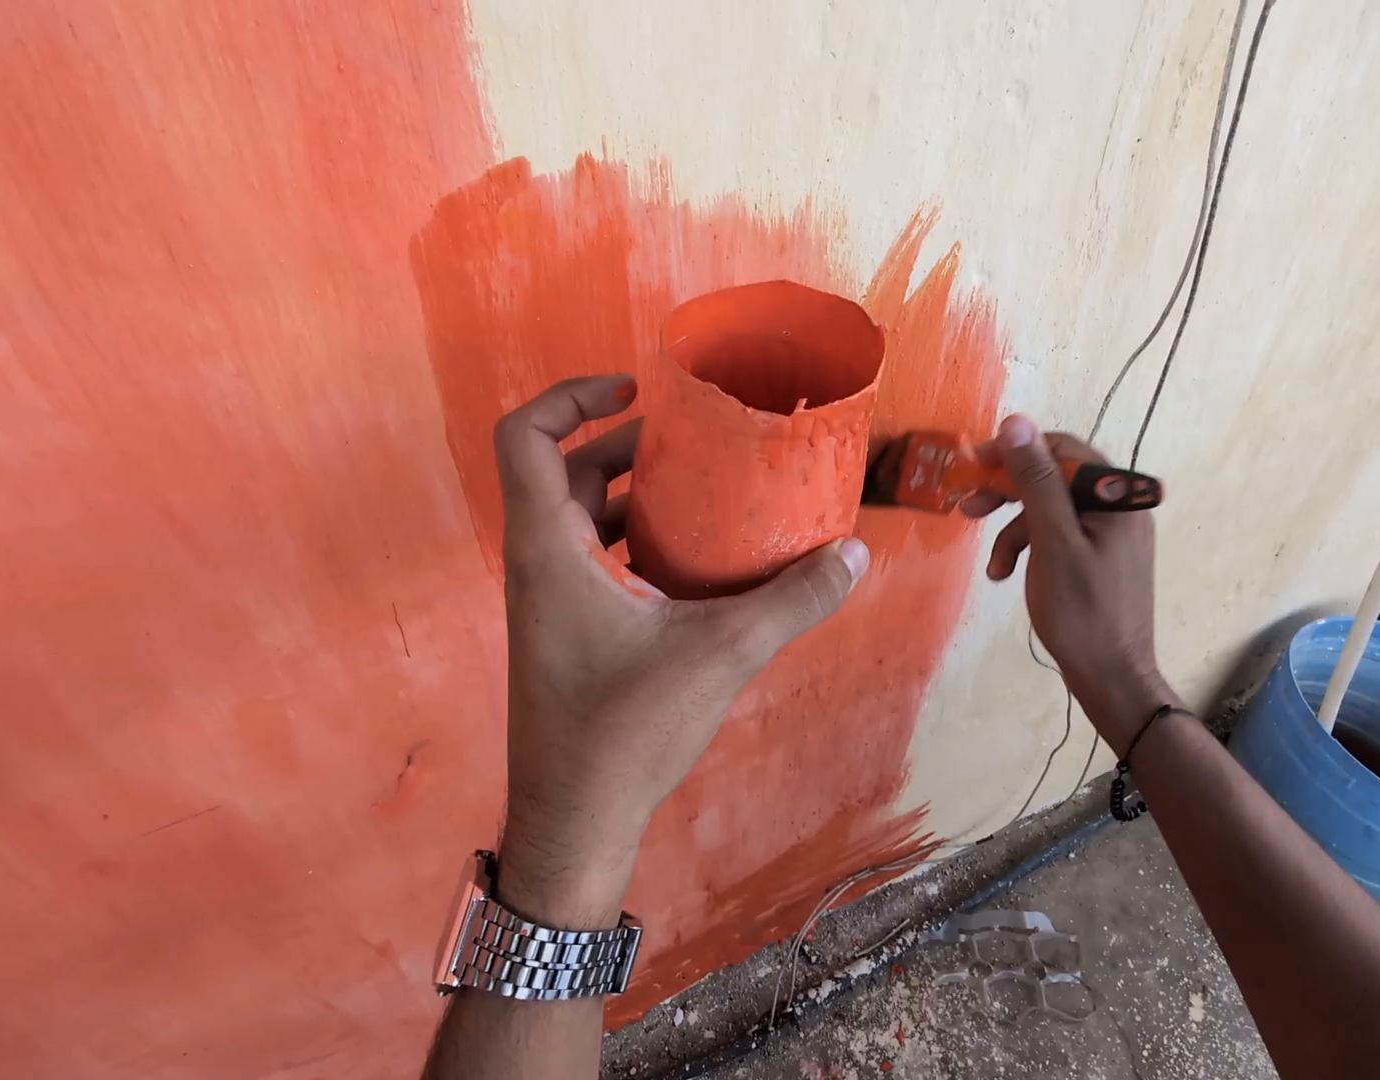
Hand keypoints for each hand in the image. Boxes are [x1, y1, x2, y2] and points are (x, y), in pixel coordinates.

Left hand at [492, 375, 868, 924]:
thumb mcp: (722, 654)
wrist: (575, 822)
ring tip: (698, 491)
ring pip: (578, 519)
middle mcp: (538, 566)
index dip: (569, 397)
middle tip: (690, 443)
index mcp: (549, 551)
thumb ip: (793, 601)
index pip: (524, 439)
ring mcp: (550, 603)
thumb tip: (854, 554)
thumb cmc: (627, 730)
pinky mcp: (568, 633)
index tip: (633, 393)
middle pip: (561, 473)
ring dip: (630, 493)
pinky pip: (592, 559)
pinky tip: (690, 562)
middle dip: (622, 445)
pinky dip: (633, 539)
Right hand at [964, 415, 1180, 750]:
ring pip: (1049, 510)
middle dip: (1007, 492)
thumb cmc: (1082, 612)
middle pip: (1053, 478)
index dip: (1013, 452)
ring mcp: (1109, 533)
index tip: (971, 466)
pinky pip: (1056, 536)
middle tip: (966, 506)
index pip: (1061, 449)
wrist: (1112, 678)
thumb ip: (1036, 480)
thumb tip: (1016, 422)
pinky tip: (1006, 575)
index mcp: (1116, 495)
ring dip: (1012, 531)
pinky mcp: (1096, 557)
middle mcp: (1117, 506)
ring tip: (992, 566)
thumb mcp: (1053, 541)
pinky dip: (1027, 550)